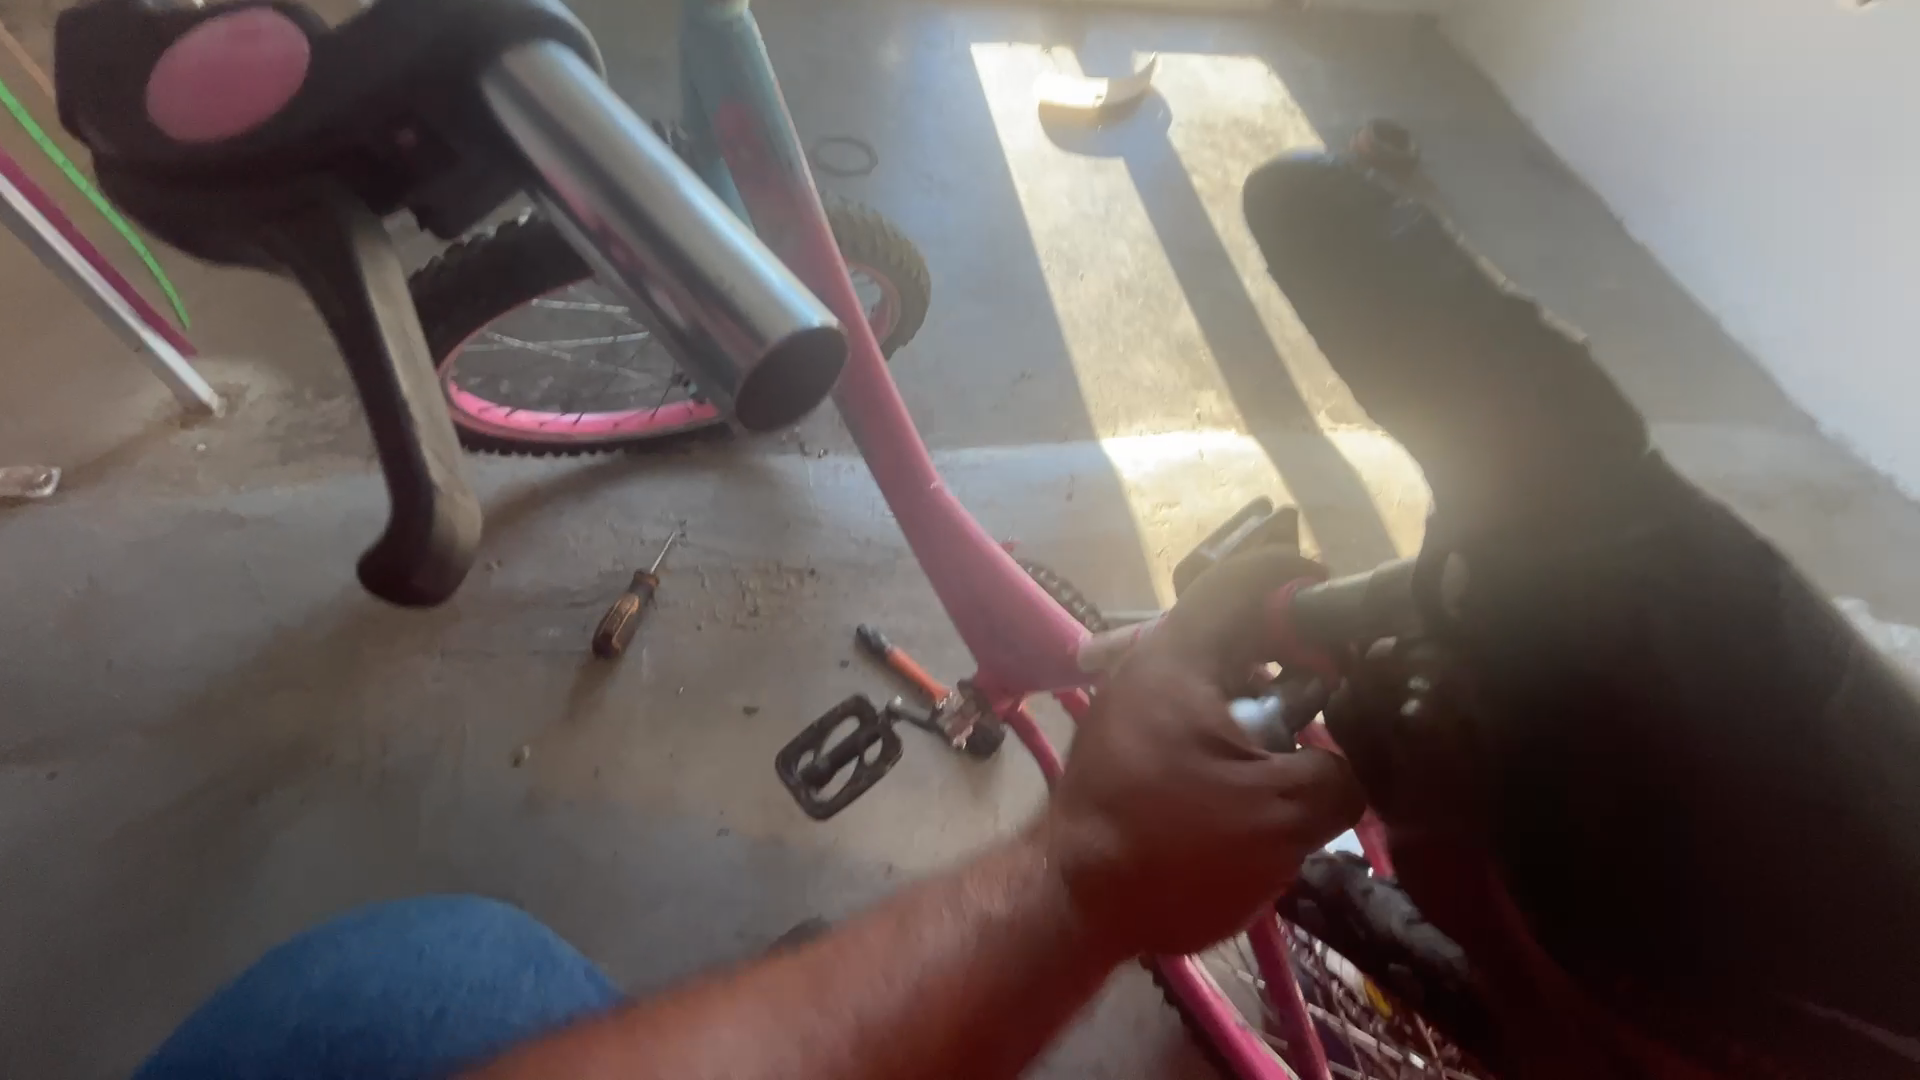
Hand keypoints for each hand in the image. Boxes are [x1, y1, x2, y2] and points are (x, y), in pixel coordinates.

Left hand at [1040, 548, 1364, 956]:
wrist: (1074, 899)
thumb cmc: (1170, 846)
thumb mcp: (1278, 815)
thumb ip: (1339, 775)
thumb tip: (1362, 756)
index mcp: (1178, 658)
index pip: (1237, 581)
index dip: (1293, 575)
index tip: (1339, 596)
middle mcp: (1149, 667)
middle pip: (1229, 628)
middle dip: (1289, 647)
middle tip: (1341, 681)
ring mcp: (1135, 704)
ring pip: (1213, 674)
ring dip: (1264, 692)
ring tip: (1312, 729)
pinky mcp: (1132, 740)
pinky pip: (1194, 709)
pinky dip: (1235, 721)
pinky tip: (1266, 764)